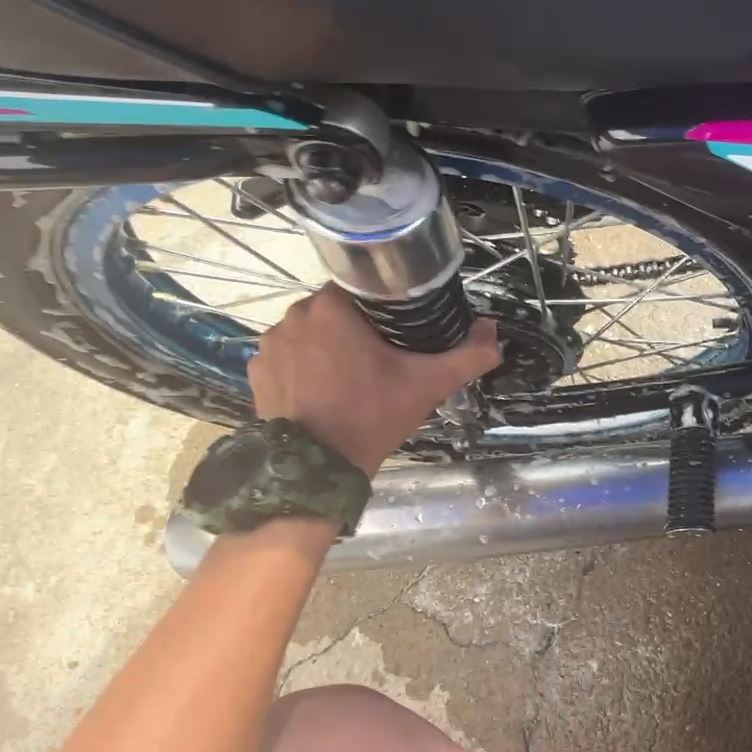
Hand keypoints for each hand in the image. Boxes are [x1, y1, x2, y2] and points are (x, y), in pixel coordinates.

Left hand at [246, 285, 500, 474]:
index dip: (387, 304)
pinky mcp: (258, 369)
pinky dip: (308, 365)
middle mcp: (294, 316)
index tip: (404, 326)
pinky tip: (328, 388)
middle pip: (338, 308)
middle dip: (361, 326)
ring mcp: (270, 343)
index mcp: (333, 309)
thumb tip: (493, 330)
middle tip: (387, 355)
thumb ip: (468, 355)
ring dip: (332, 344)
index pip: (364, 286)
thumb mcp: (430, 384)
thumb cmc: (374, 414)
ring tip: (357, 374)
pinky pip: (290, 355)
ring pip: (312, 331)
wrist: (318, 466)